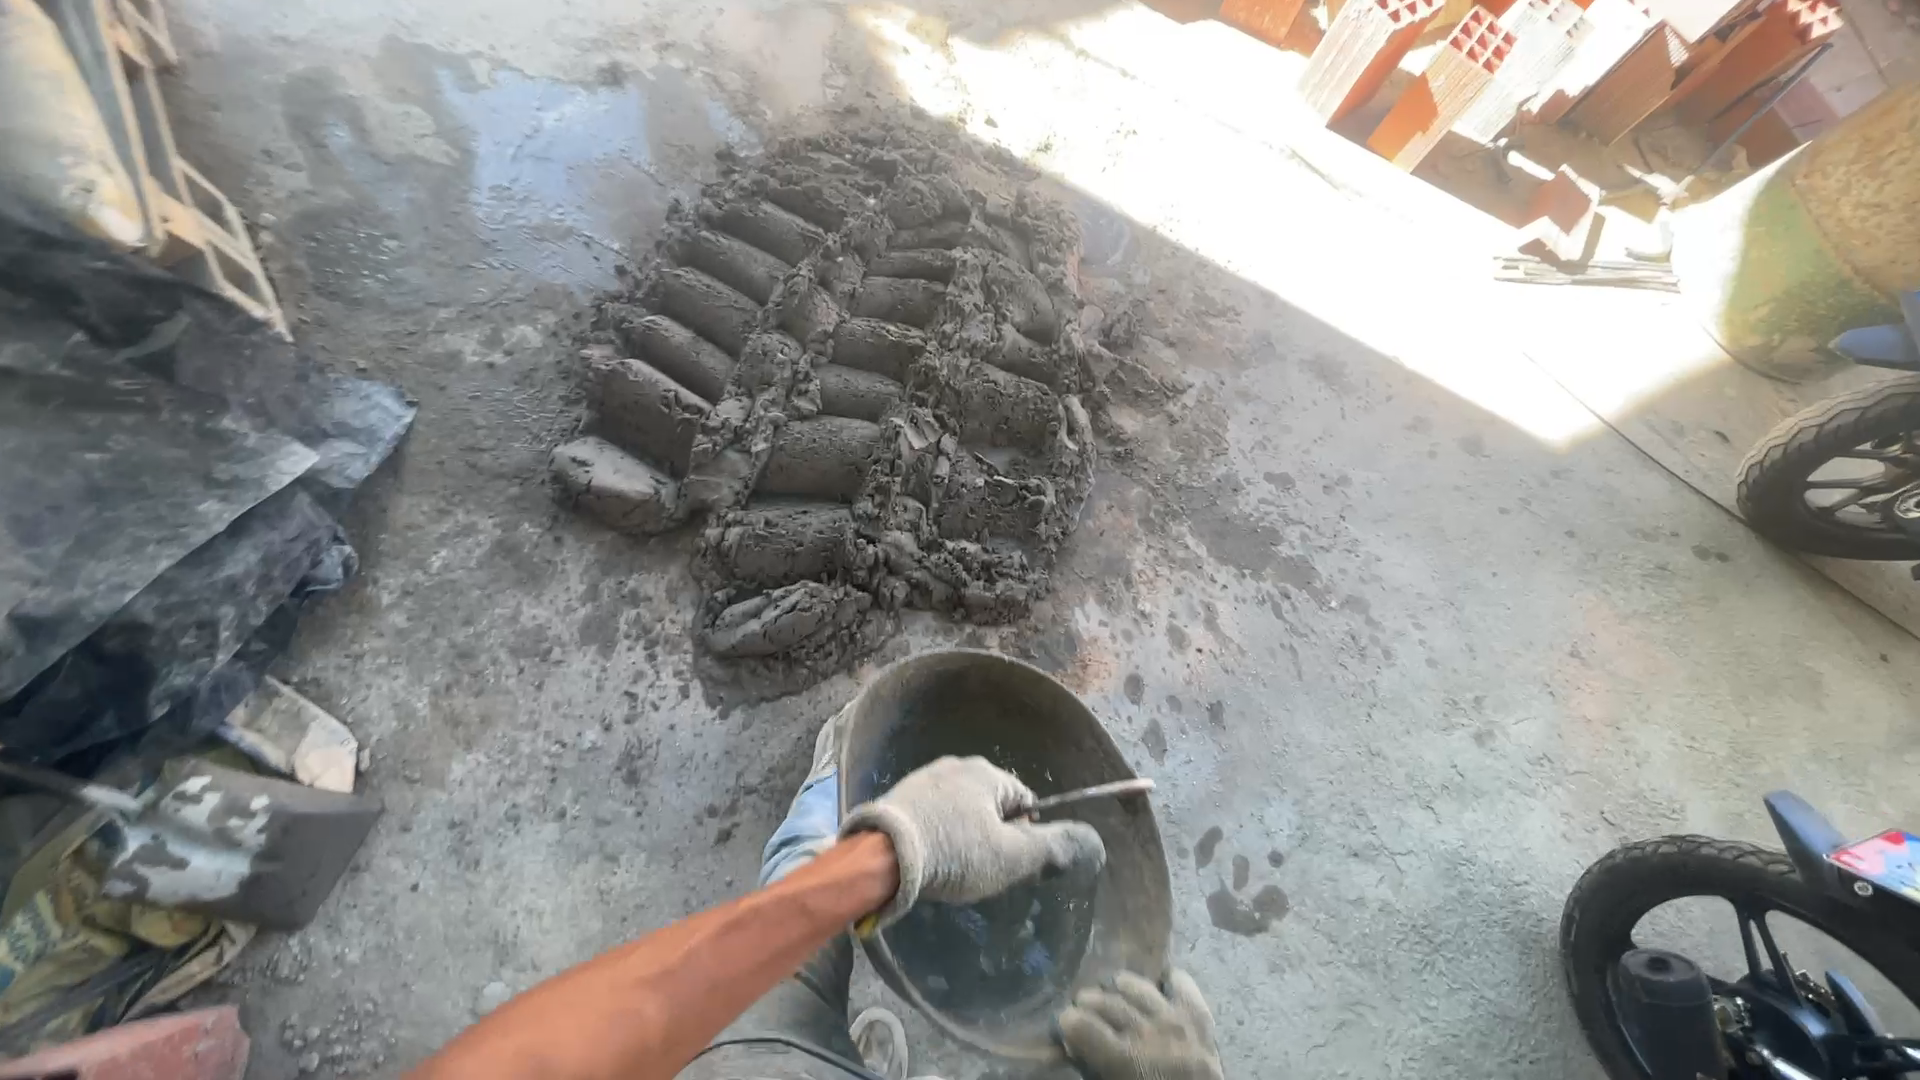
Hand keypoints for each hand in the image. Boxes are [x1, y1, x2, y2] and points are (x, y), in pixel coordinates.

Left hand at [839, 755, 1105, 926]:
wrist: (884, 853)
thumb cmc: (956, 853)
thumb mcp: (1012, 857)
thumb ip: (1051, 846)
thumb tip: (1090, 838)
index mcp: (989, 773)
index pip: (1025, 801)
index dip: (1023, 834)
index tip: (1006, 860)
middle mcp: (958, 764)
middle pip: (991, 803)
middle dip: (991, 833)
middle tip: (979, 866)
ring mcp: (926, 776)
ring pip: (961, 807)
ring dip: (963, 831)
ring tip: (951, 863)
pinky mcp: (901, 793)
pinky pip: (934, 812)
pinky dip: (937, 830)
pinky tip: (928, 855)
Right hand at [1057, 970, 1222, 1079]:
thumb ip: (1093, 1068)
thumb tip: (1070, 1047)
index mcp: (1126, 1060)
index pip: (1081, 1024)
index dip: (1066, 1022)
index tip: (1062, 1025)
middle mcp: (1149, 1032)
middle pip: (1105, 1002)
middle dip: (1087, 1004)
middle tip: (1082, 1012)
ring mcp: (1176, 1021)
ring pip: (1136, 986)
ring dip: (1118, 989)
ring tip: (1113, 997)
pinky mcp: (1199, 1018)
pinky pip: (1181, 984)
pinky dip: (1166, 982)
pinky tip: (1156, 989)